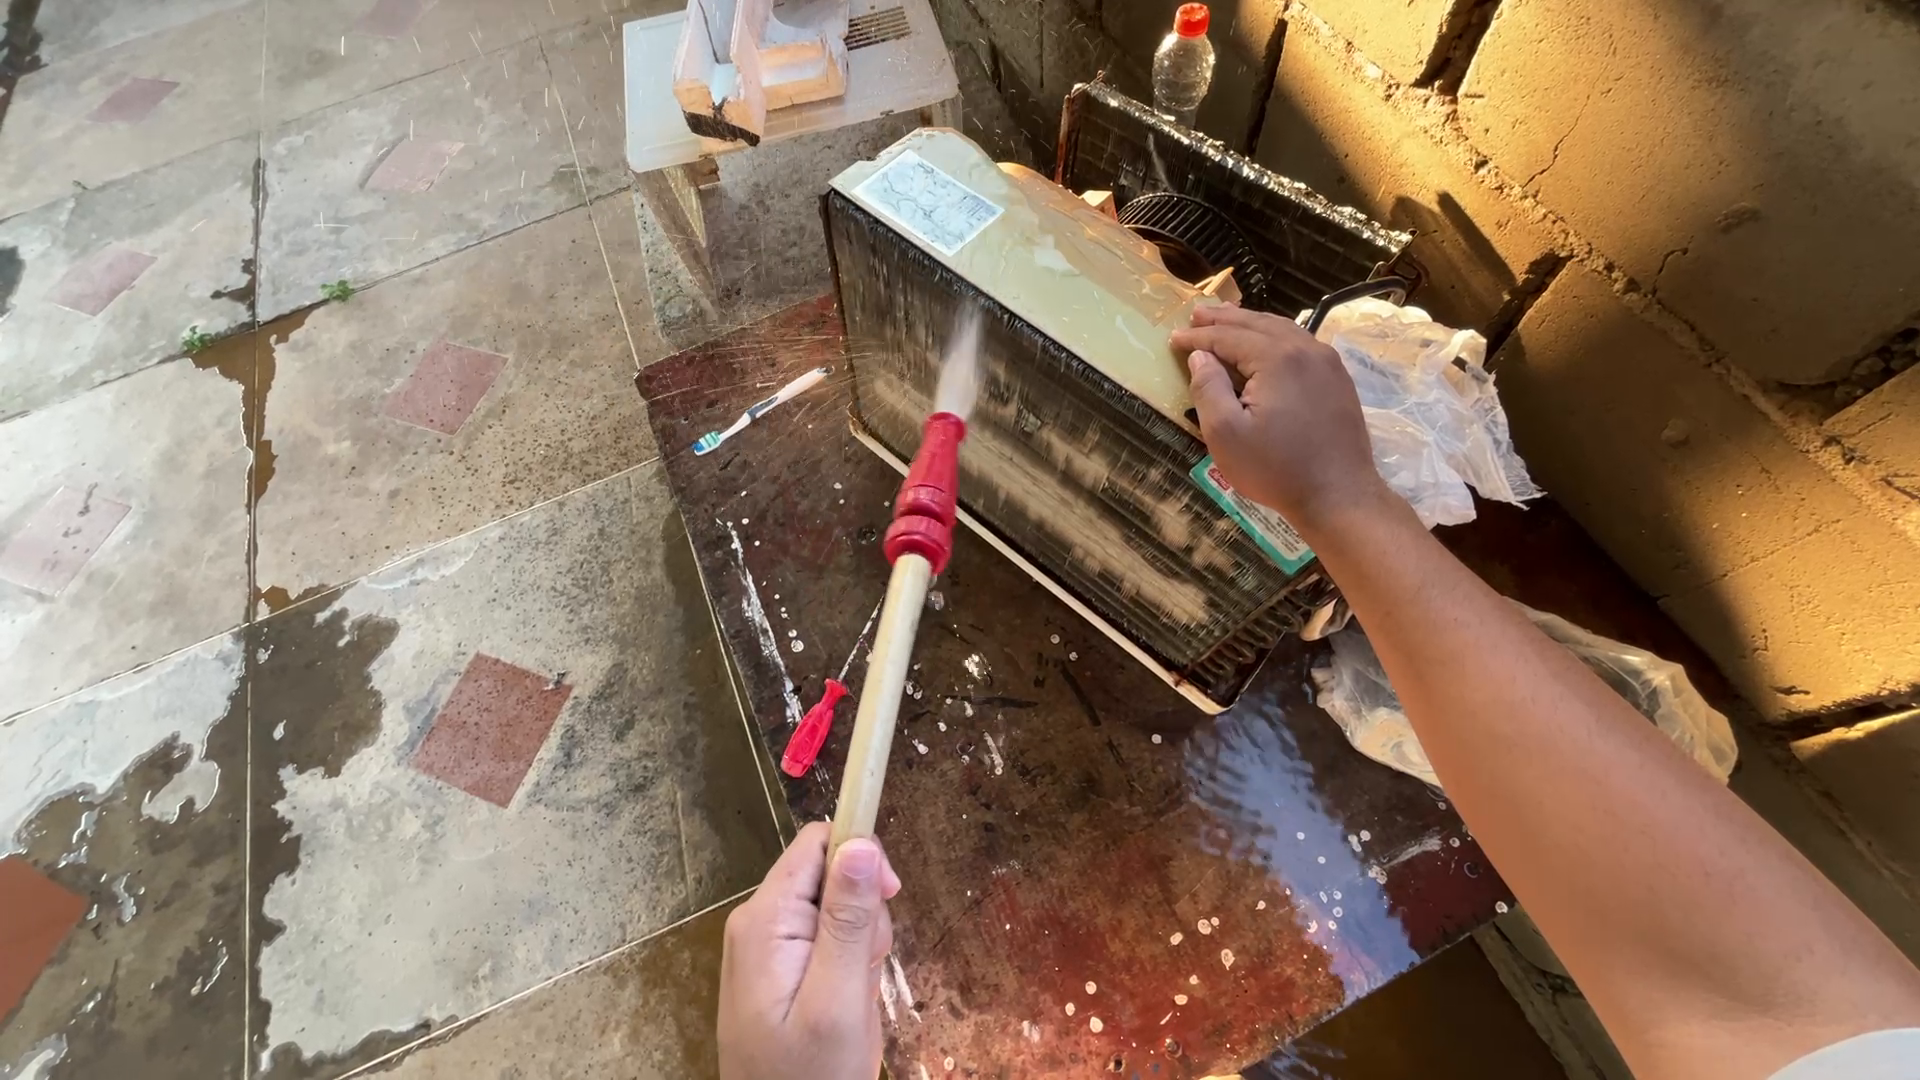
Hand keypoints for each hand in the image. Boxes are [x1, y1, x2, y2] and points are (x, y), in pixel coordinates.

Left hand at [718, 822, 903, 1079]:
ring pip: (835, 906)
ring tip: (854, 995)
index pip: (817, 843)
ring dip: (860, 942)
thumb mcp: (838, 999)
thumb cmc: (811, 1077)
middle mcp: (760, 920)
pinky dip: (848, 961)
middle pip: (830, 874)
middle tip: (864, 969)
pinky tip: (846, 999)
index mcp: (765, 918)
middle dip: (863, 912)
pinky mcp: (780, 965)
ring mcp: (768, 945)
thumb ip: (849, 918)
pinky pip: (827, 937)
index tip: (891, 894)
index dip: (860, 856)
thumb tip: (861, 841)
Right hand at [1171, 304, 1388, 531]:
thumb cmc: (1275, 469)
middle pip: (1257, 324)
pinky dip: (1273, 336)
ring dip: (1250, 323)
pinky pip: (1299, 344)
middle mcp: (1305, 350)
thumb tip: (1200, 356)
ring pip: (1282, 330)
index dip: (1198, 337)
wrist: (1337, 494)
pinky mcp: (1336, 380)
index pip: (1229, 337)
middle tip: (1196, 313)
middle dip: (1223, 319)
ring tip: (1226, 320)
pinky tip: (1264, 344)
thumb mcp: (1226, 434)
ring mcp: (1326, 363)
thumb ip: (1208, 389)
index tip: (1174, 338)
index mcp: (1276, 359)